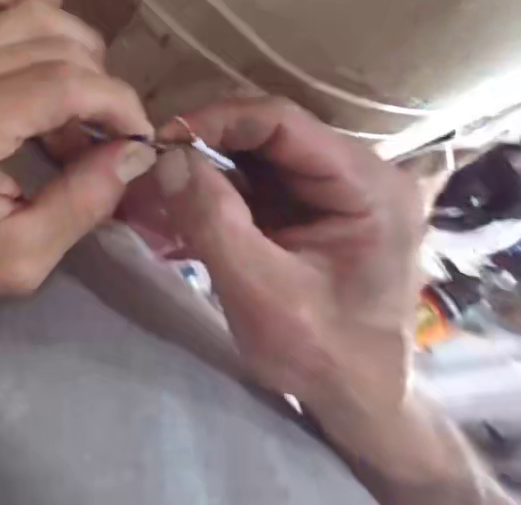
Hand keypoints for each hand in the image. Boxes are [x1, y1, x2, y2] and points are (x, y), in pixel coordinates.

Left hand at [0, 0, 156, 297]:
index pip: (66, 84)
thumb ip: (83, 203)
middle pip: (59, 48)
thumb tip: (134, 153)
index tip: (138, 138)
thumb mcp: (20, 256)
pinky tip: (55, 18)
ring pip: (37, 16)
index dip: (118, 104)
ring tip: (84, 99)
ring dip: (79, 49)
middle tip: (108, 134)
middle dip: (104, 86)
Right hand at [150, 98, 425, 408]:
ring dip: (203, 164)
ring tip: (158, 187)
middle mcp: (355, 169)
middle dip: (204, 143)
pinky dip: (213, 186)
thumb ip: (215, 223)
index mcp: (367, 184)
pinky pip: (252, 173)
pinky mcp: (307, 198)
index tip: (163, 140)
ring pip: (252, 148)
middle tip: (153, 165)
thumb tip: (166, 157)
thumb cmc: (326, 358)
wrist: (359, 401)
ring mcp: (331, 182)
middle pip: (264, 130)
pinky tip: (180, 205)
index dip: (217, 119)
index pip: (281, 121)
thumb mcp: (264, 298)